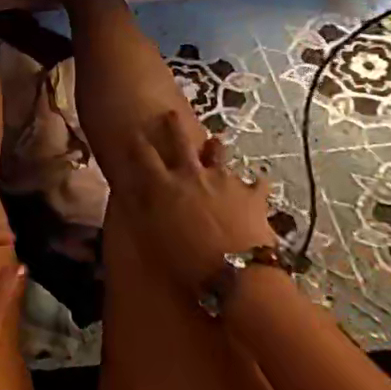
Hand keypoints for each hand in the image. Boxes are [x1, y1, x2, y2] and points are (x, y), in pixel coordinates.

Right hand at [109, 120, 279, 296]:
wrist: (236, 275)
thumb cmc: (186, 262)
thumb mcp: (153, 237)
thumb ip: (142, 210)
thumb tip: (130, 191)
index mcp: (164, 186)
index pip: (144, 155)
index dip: (137, 142)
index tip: (134, 133)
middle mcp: (192, 174)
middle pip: (180, 140)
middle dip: (174, 126)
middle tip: (171, 114)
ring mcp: (224, 180)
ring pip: (218, 153)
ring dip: (215, 147)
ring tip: (215, 142)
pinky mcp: (251, 194)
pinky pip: (256, 183)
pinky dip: (255, 183)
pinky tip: (260, 182)